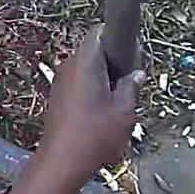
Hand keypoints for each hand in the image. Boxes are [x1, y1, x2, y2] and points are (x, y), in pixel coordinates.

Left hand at [38, 28, 143, 178]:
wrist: (62, 161)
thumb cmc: (95, 134)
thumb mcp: (123, 111)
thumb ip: (131, 87)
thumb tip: (136, 73)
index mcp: (86, 62)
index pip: (98, 33)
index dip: (116, 37)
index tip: (131, 54)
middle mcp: (69, 66)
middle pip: (93, 50)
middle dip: (112, 61)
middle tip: (129, 80)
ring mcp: (61, 80)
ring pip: (86, 67)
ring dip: (103, 76)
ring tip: (118, 99)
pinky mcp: (57, 95)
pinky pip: (78, 81)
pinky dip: (92, 88)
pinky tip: (102, 110)